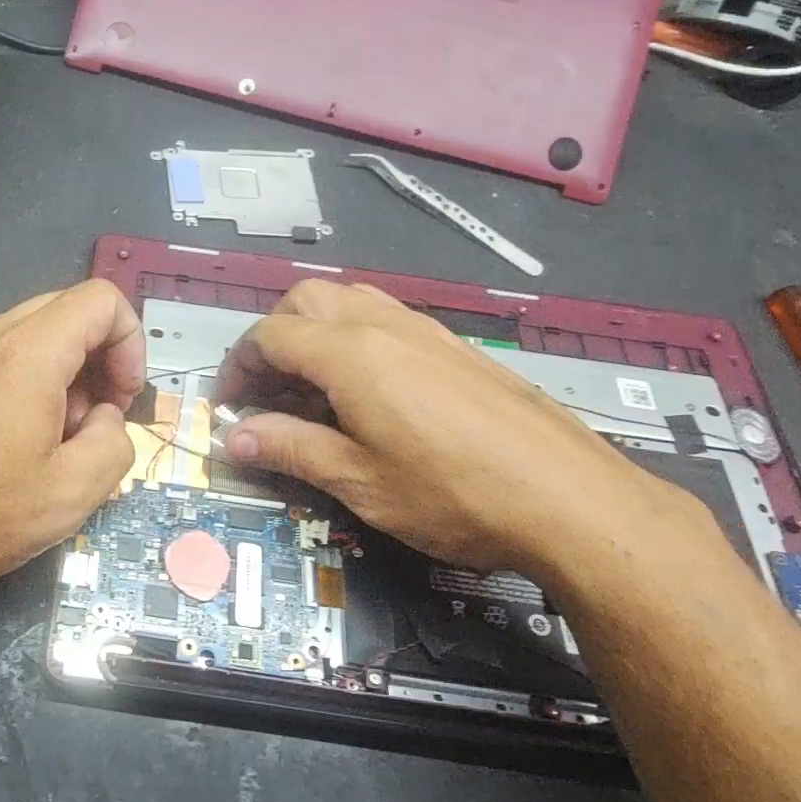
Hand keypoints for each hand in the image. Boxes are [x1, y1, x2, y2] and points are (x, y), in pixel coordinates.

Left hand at [0, 280, 143, 591]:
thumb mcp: (72, 493)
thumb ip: (116, 441)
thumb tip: (106, 418)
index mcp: (28, 353)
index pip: (102, 300)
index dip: (131, 343)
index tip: (124, 397)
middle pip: (72, 309)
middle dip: (103, 356)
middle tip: (99, 418)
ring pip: (42, 330)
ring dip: (70, 371)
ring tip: (61, 434)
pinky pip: (11, 351)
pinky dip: (38, 377)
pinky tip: (26, 435)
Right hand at [216, 280, 672, 575]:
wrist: (572, 500)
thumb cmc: (454, 494)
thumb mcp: (358, 481)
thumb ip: (289, 448)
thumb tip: (233, 437)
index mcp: (350, 354)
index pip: (269, 336)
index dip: (237, 367)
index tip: (228, 406)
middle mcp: (383, 326)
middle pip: (305, 301)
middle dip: (271, 337)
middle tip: (265, 390)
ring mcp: (425, 331)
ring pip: (348, 301)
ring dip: (312, 330)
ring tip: (310, 386)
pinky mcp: (456, 347)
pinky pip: (385, 318)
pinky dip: (353, 337)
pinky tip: (366, 390)